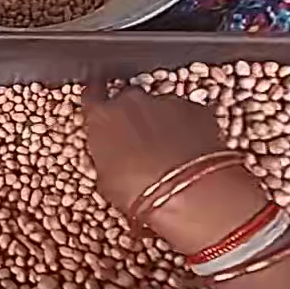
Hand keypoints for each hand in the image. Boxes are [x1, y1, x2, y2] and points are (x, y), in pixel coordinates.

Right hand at [82, 82, 266, 250]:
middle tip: (134, 142)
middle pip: (127, 100)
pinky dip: (187, 126)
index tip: (98, 107)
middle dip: (130, 116)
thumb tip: (111, 157)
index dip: (96, 102)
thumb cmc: (139, 190)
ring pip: (158, 106)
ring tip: (165, 152)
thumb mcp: (105, 180)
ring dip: (159, 122)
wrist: (189, 192)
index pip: (92, 96)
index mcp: (100, 116)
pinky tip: (187, 150)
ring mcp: (165, 102)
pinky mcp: (197, 109)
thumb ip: (105, 155)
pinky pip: (187, 113)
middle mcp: (130, 101)